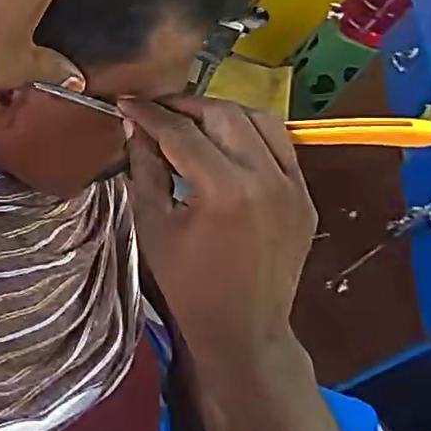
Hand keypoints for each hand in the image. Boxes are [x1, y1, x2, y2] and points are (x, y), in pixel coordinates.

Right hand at [122, 97, 316, 371]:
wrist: (243, 327)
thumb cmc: (186, 282)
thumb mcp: (152, 224)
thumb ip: (145, 169)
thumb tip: (136, 128)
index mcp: (224, 190)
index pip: (181, 132)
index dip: (149, 113)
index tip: (125, 103)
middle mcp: (266, 178)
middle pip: (223, 114)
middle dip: (184, 105)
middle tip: (154, 109)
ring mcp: (294, 185)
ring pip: (259, 119)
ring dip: (220, 111)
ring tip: (189, 118)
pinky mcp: (305, 195)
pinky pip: (280, 144)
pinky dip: (248, 132)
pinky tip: (223, 140)